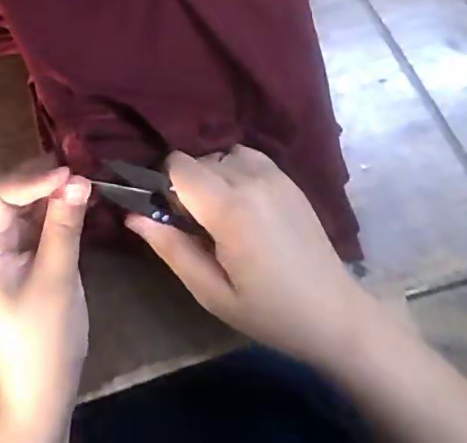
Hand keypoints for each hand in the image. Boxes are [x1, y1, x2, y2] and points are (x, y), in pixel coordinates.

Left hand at [0, 156, 92, 442]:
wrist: (45, 385)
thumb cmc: (43, 336)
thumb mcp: (56, 279)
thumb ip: (65, 226)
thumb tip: (79, 178)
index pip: (2, 195)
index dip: (34, 179)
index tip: (70, 171)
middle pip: (14, 191)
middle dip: (45, 176)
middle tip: (81, 165)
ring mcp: (11, 242)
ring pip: (30, 199)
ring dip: (55, 186)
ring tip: (85, 174)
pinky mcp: (31, 249)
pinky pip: (43, 214)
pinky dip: (61, 202)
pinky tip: (83, 195)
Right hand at [124, 146, 397, 367]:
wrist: (335, 313)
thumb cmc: (269, 312)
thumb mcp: (212, 292)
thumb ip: (170, 248)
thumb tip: (131, 214)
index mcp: (230, 207)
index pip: (177, 164)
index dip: (163, 183)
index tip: (167, 213)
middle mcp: (250, 178)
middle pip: (196, 158)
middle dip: (186, 184)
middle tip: (195, 224)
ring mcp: (272, 173)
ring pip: (219, 154)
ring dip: (210, 176)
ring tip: (220, 214)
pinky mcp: (286, 175)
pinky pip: (244, 155)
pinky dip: (232, 170)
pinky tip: (241, 203)